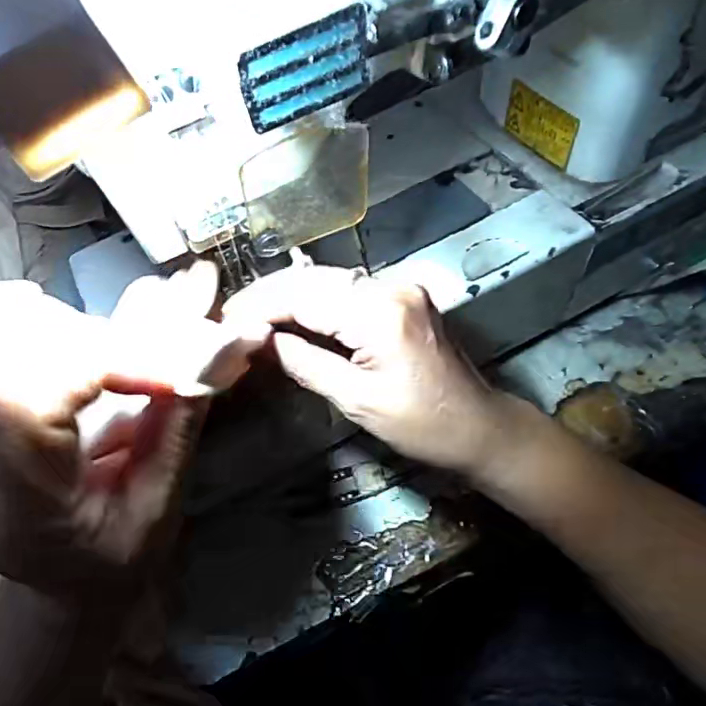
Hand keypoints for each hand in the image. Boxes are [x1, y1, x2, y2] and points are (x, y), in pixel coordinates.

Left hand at [0, 264, 266, 597]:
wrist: (65, 588)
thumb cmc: (121, 558)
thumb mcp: (163, 501)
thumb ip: (181, 418)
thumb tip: (225, 340)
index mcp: (24, 507)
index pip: (29, 402)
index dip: (100, 357)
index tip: (161, 364)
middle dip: (65, 331)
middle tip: (118, 351)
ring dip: (24, 317)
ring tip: (80, 341)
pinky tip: (40, 331)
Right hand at [222, 265, 522, 475]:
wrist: (479, 426)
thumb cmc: (422, 425)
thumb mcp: (357, 401)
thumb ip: (306, 364)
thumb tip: (262, 341)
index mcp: (381, 313)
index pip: (305, 297)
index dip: (261, 306)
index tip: (225, 320)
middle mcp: (392, 287)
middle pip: (316, 279)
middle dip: (270, 295)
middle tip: (231, 316)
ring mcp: (402, 288)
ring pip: (330, 281)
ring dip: (291, 296)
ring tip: (252, 316)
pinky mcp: (405, 297)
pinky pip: (350, 291)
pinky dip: (318, 301)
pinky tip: (293, 316)